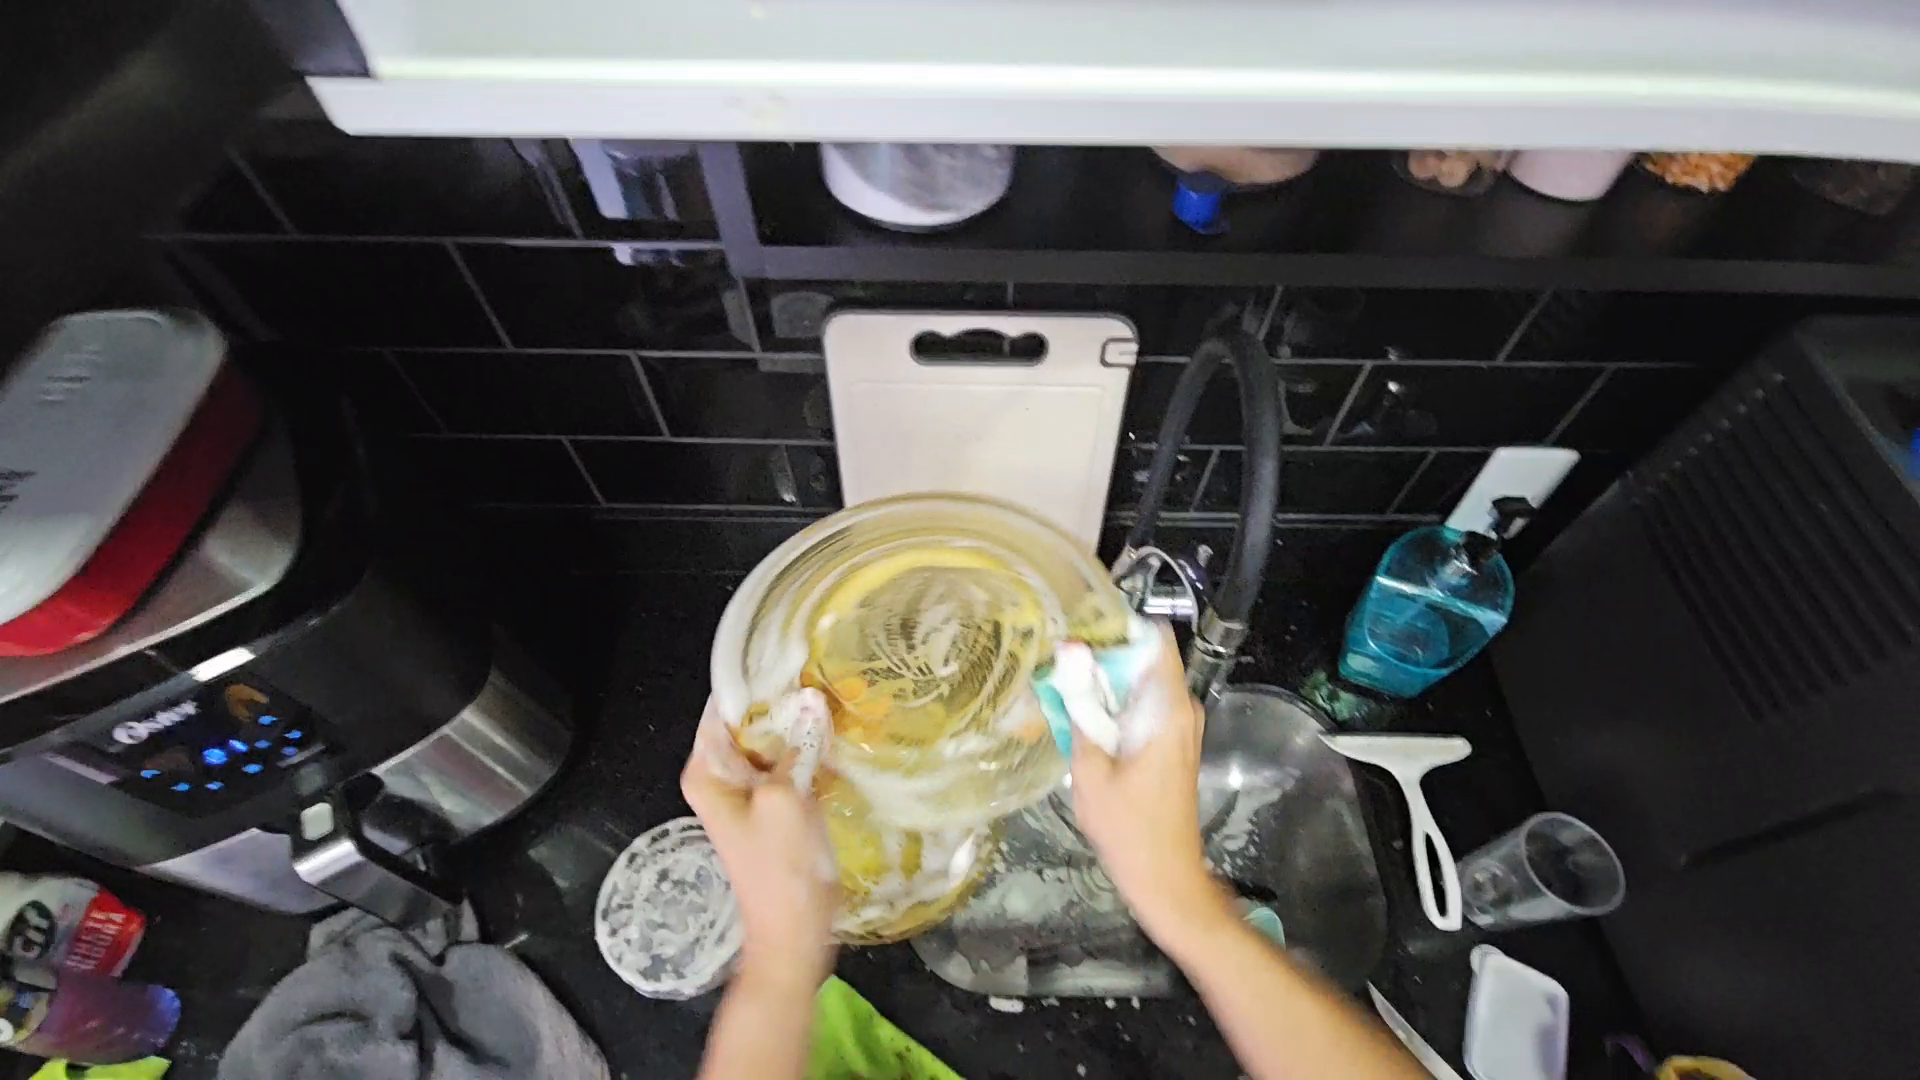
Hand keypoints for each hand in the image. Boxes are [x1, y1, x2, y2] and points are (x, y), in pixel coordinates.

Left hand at [681, 699, 839, 988]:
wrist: (794, 932)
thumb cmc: (780, 866)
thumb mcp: (786, 797)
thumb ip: (796, 745)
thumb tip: (811, 698)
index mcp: (708, 771)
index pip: (722, 707)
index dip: (754, 680)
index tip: (790, 656)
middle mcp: (723, 775)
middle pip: (750, 722)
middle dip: (784, 701)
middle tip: (824, 674)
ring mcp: (751, 791)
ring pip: (775, 741)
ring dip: (802, 726)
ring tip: (837, 698)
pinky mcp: (777, 804)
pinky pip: (791, 763)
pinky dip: (810, 751)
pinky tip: (839, 737)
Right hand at [1069, 623, 1230, 938]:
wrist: (1165, 877)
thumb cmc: (1127, 826)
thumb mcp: (1090, 767)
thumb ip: (1080, 706)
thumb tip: (1068, 651)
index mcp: (1168, 708)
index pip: (1155, 638)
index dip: (1119, 625)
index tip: (1081, 627)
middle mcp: (1182, 708)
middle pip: (1144, 658)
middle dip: (1104, 653)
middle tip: (1060, 660)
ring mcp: (1181, 724)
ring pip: (1141, 681)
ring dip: (1106, 680)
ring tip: (1064, 684)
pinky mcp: (1173, 740)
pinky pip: (1144, 703)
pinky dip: (1116, 702)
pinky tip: (1083, 716)